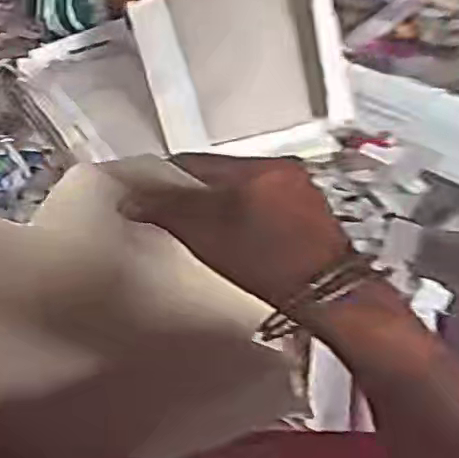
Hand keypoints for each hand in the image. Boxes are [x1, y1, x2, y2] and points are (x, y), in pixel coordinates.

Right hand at [121, 154, 351, 309]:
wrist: (325, 295)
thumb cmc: (270, 265)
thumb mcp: (204, 235)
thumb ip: (165, 210)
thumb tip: (132, 200)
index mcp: (257, 167)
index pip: (193, 162)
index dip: (162, 178)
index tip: (145, 192)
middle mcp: (282, 170)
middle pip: (217, 174)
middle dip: (189, 192)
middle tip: (168, 214)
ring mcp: (299, 190)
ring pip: (239, 189)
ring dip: (216, 204)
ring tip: (200, 230)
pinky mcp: (308, 213)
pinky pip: (261, 203)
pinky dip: (240, 215)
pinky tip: (232, 238)